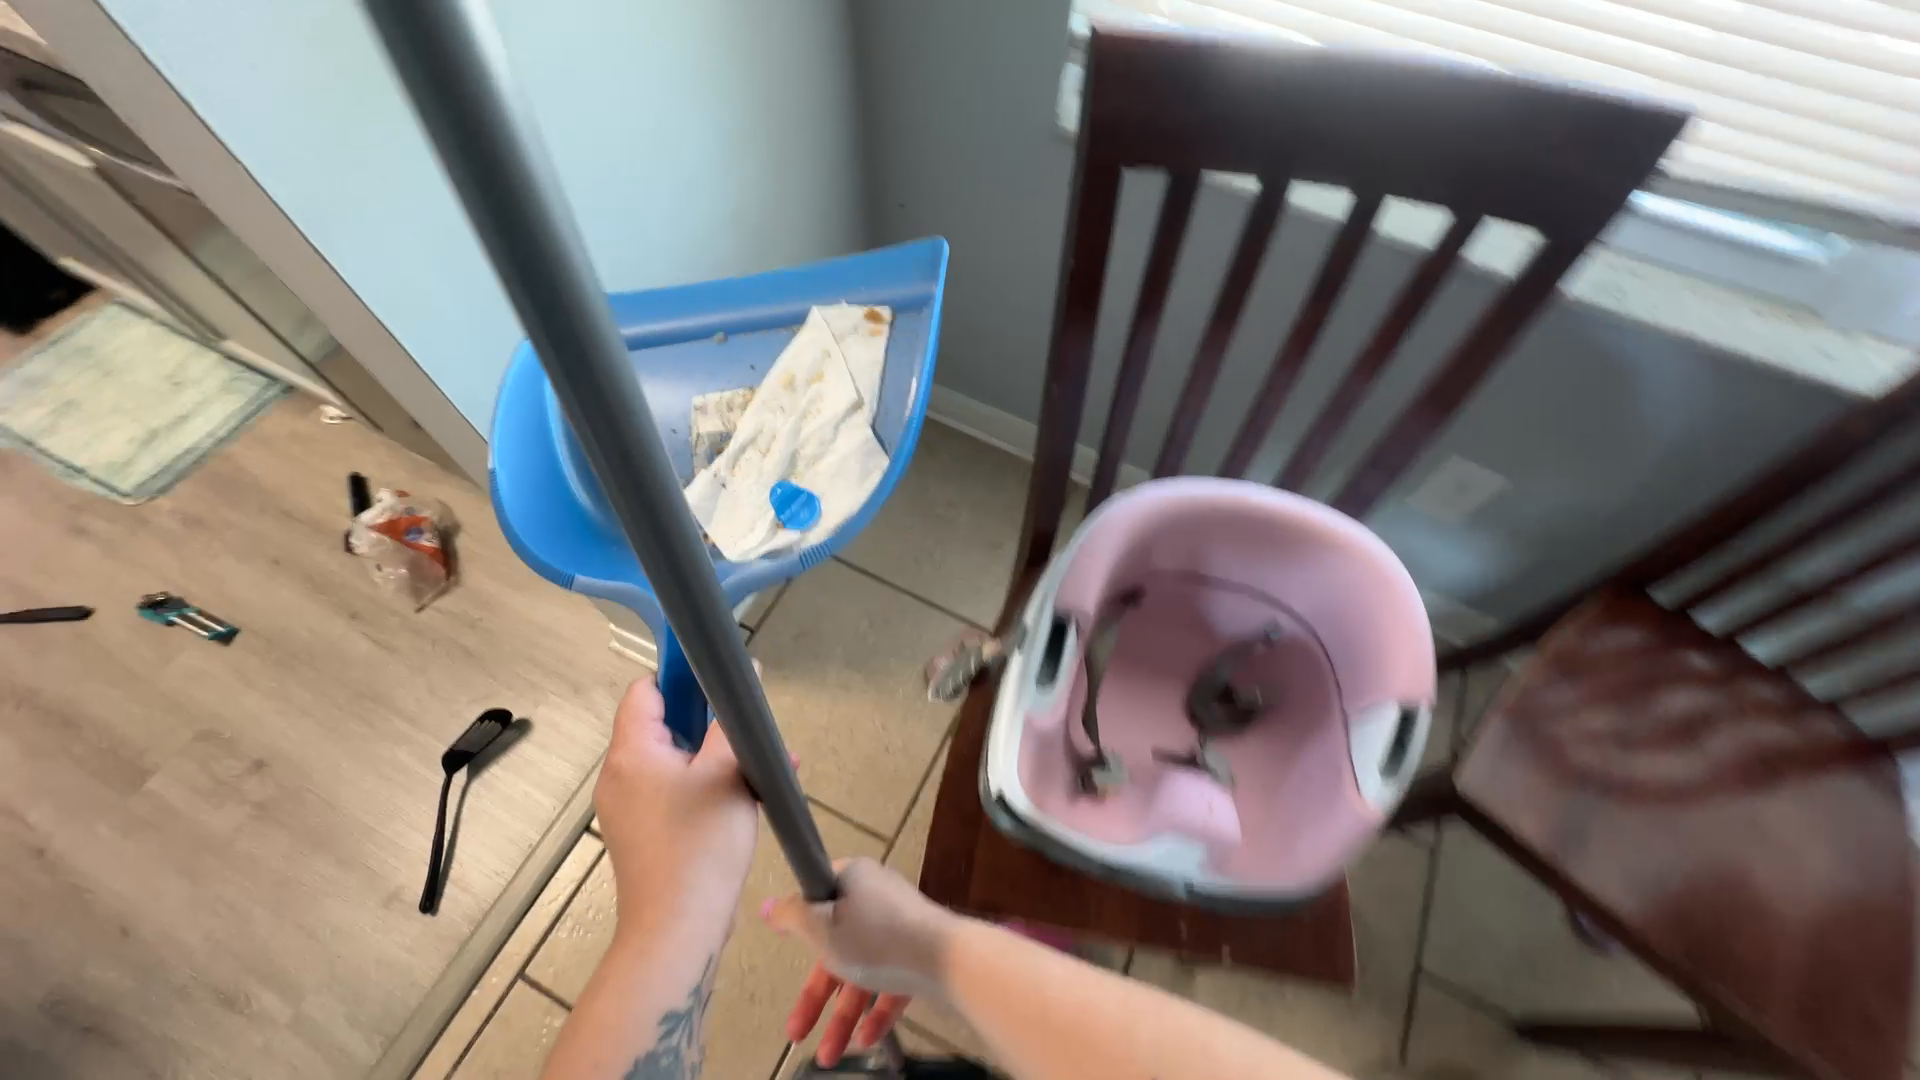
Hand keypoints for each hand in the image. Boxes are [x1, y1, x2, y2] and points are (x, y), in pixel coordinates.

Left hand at [595, 679, 758, 933]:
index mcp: (631, 752)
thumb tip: (742, 682)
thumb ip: (732, 724)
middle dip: (710, 724)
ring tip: (760, 770)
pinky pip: (672, 792)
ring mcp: (626, 808)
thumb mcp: (728, 774)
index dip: (682, 678)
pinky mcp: (641, 833)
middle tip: (748, 735)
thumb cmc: (701, 845)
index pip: (645, 689)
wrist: (677, 930)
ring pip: (674, 761)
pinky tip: (744, 800)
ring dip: (714, 758)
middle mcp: (619, 775)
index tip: (721, 687)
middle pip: (662, 725)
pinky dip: (703, 787)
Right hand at [764, 858, 960, 1065]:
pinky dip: (877, 1010)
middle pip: (836, 945)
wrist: (945, 957)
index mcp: (854, 879)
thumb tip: (768, 905)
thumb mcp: (821, 927)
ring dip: (843, 1016)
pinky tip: (865, 1041)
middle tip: (795, 1033)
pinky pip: (890, 981)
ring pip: (862, 970)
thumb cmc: (875, 937)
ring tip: (828, 1058)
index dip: (800, 919)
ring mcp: (900, 927)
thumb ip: (792, 917)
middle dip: (816, 996)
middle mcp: (876, 898)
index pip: (819, 893)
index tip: (784, 942)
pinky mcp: (918, 953)